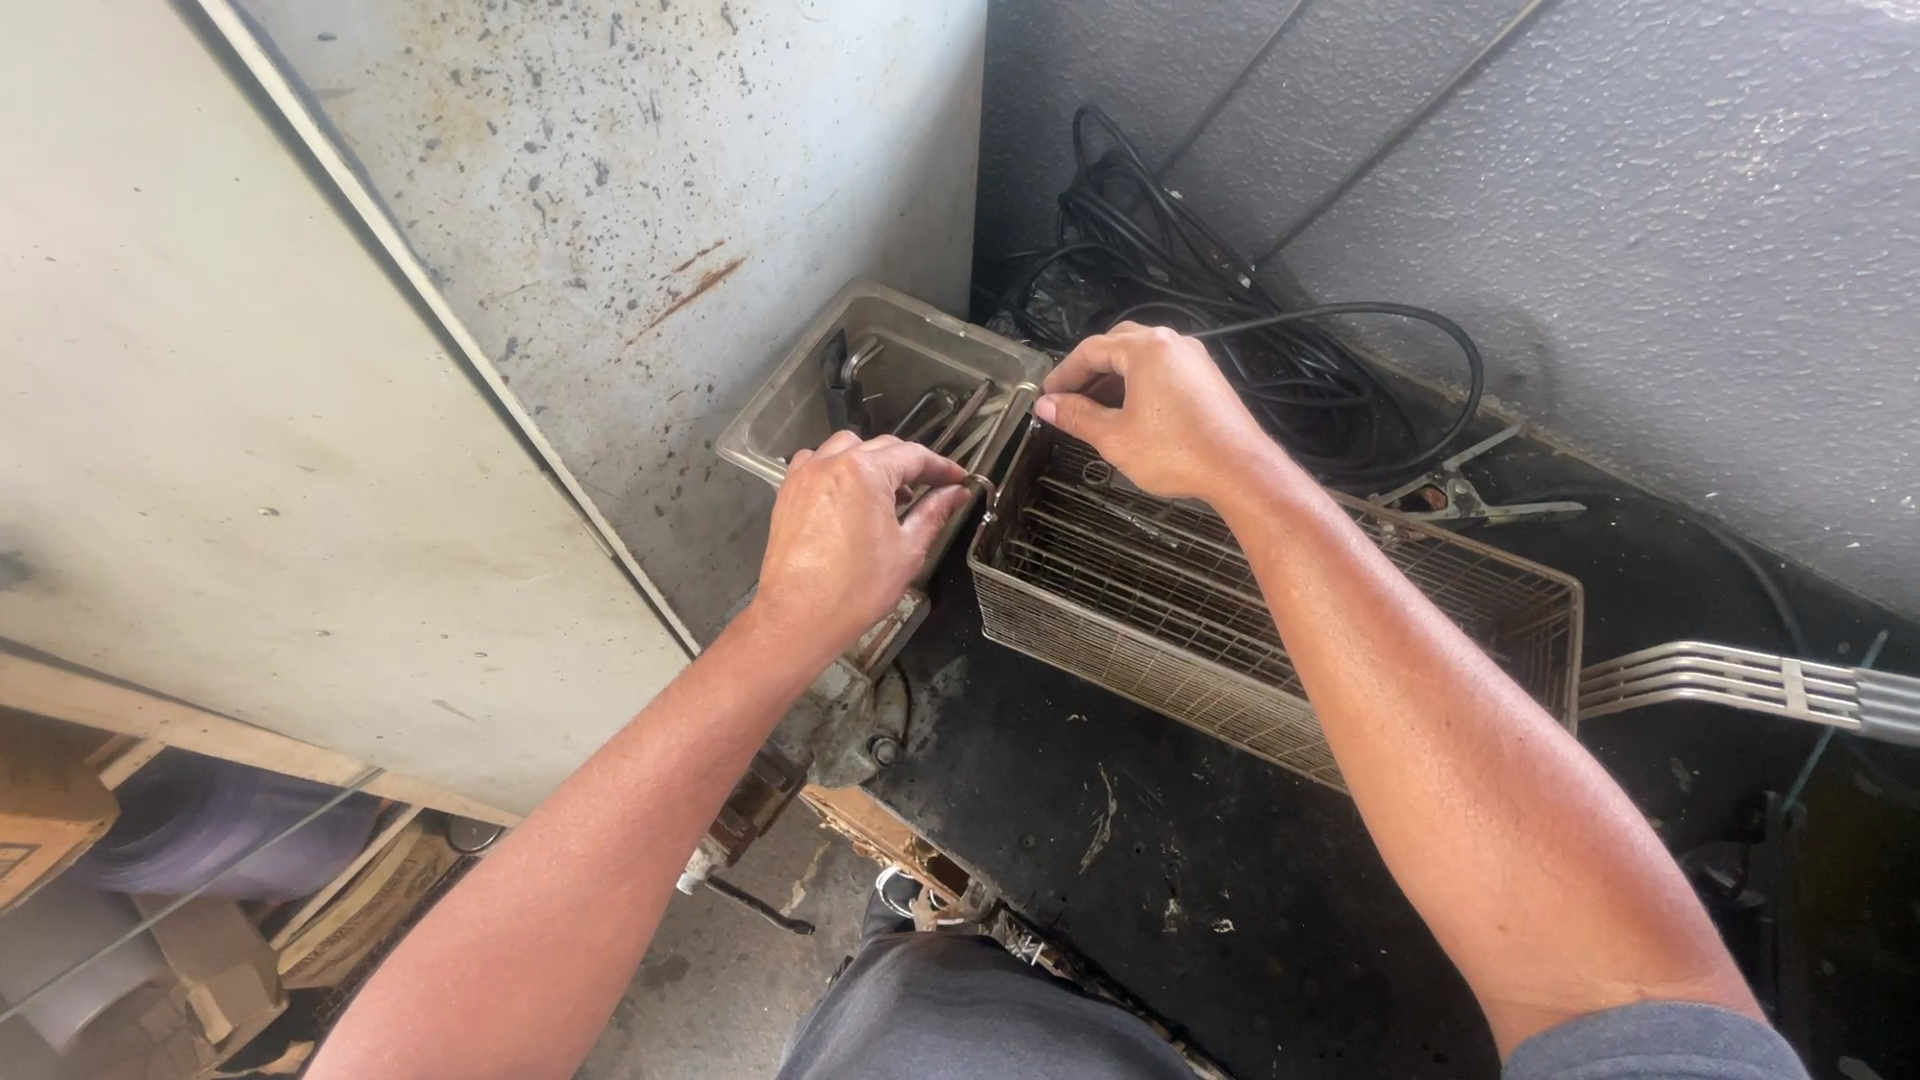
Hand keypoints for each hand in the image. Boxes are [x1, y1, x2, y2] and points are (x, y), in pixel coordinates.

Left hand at [750, 432, 971, 658]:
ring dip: (873, 460)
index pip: (913, 455)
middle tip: (933, 487)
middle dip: (910, 464)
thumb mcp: (907, 549)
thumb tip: (956, 493)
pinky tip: (850, 495)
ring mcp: (805, 475)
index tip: (959, 479)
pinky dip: (838, 468)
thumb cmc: (856, 588)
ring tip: (889, 493)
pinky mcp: (788, 493)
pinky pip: (817, 463)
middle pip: (881, 447)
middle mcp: (832, 463)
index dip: (941, 467)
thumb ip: (934, 513)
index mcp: (866, 472)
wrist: (798, 616)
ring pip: (846, 448)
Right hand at [1033, 323, 1283, 501]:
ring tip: (1093, 409)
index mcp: (1146, 350)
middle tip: (1067, 397)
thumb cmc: (1176, 451)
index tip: (1047, 395)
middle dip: (1088, 371)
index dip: (1064, 373)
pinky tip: (1128, 412)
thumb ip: (1077, 416)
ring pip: (1141, 358)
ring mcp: (1193, 360)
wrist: (1238, 469)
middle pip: (1117, 345)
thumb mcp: (1114, 437)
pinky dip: (1137, 384)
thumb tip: (1047, 406)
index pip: (1091, 350)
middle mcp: (1172, 344)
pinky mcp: (1206, 379)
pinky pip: (1162, 371)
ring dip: (1113, 378)